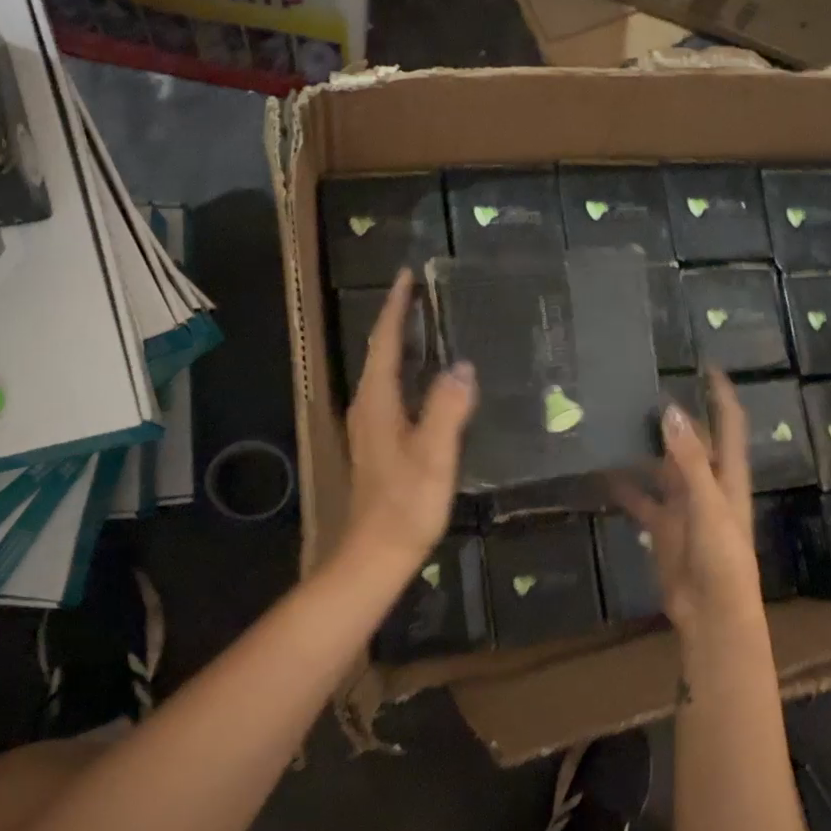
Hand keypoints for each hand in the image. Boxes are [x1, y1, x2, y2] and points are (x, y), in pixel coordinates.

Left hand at [343, 270, 475, 566]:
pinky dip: (406, 376)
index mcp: (377, 404)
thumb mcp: (434, 456)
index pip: (384, 344)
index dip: (395, 309)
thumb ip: (448, 409)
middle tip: (422, 295)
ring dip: (401, 348)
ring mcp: (370, 430)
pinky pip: (392, 395)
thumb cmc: (407, 505)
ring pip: (384, 376)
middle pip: (380, 355)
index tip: (406, 276)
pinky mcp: (378, 447)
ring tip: (426, 327)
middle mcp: (367, 409)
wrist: (377, 553)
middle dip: (397, 322)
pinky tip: (427, 383)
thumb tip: (463, 366)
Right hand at [614, 371, 764, 636]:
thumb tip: (671, 411)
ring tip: (615, 421)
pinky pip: (640, 500)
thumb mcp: (707, 504)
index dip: (722, 395)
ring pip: (661, 468)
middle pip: (691, 443)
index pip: (729, 425)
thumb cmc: (721, 557)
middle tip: (641, 387)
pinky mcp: (662, 528)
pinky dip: (623, 487)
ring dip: (643, 449)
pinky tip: (599, 471)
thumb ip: (688, 460)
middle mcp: (706, 486)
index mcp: (728, 476)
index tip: (706, 364)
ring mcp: (682, 507)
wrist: (711, 611)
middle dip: (674, 417)